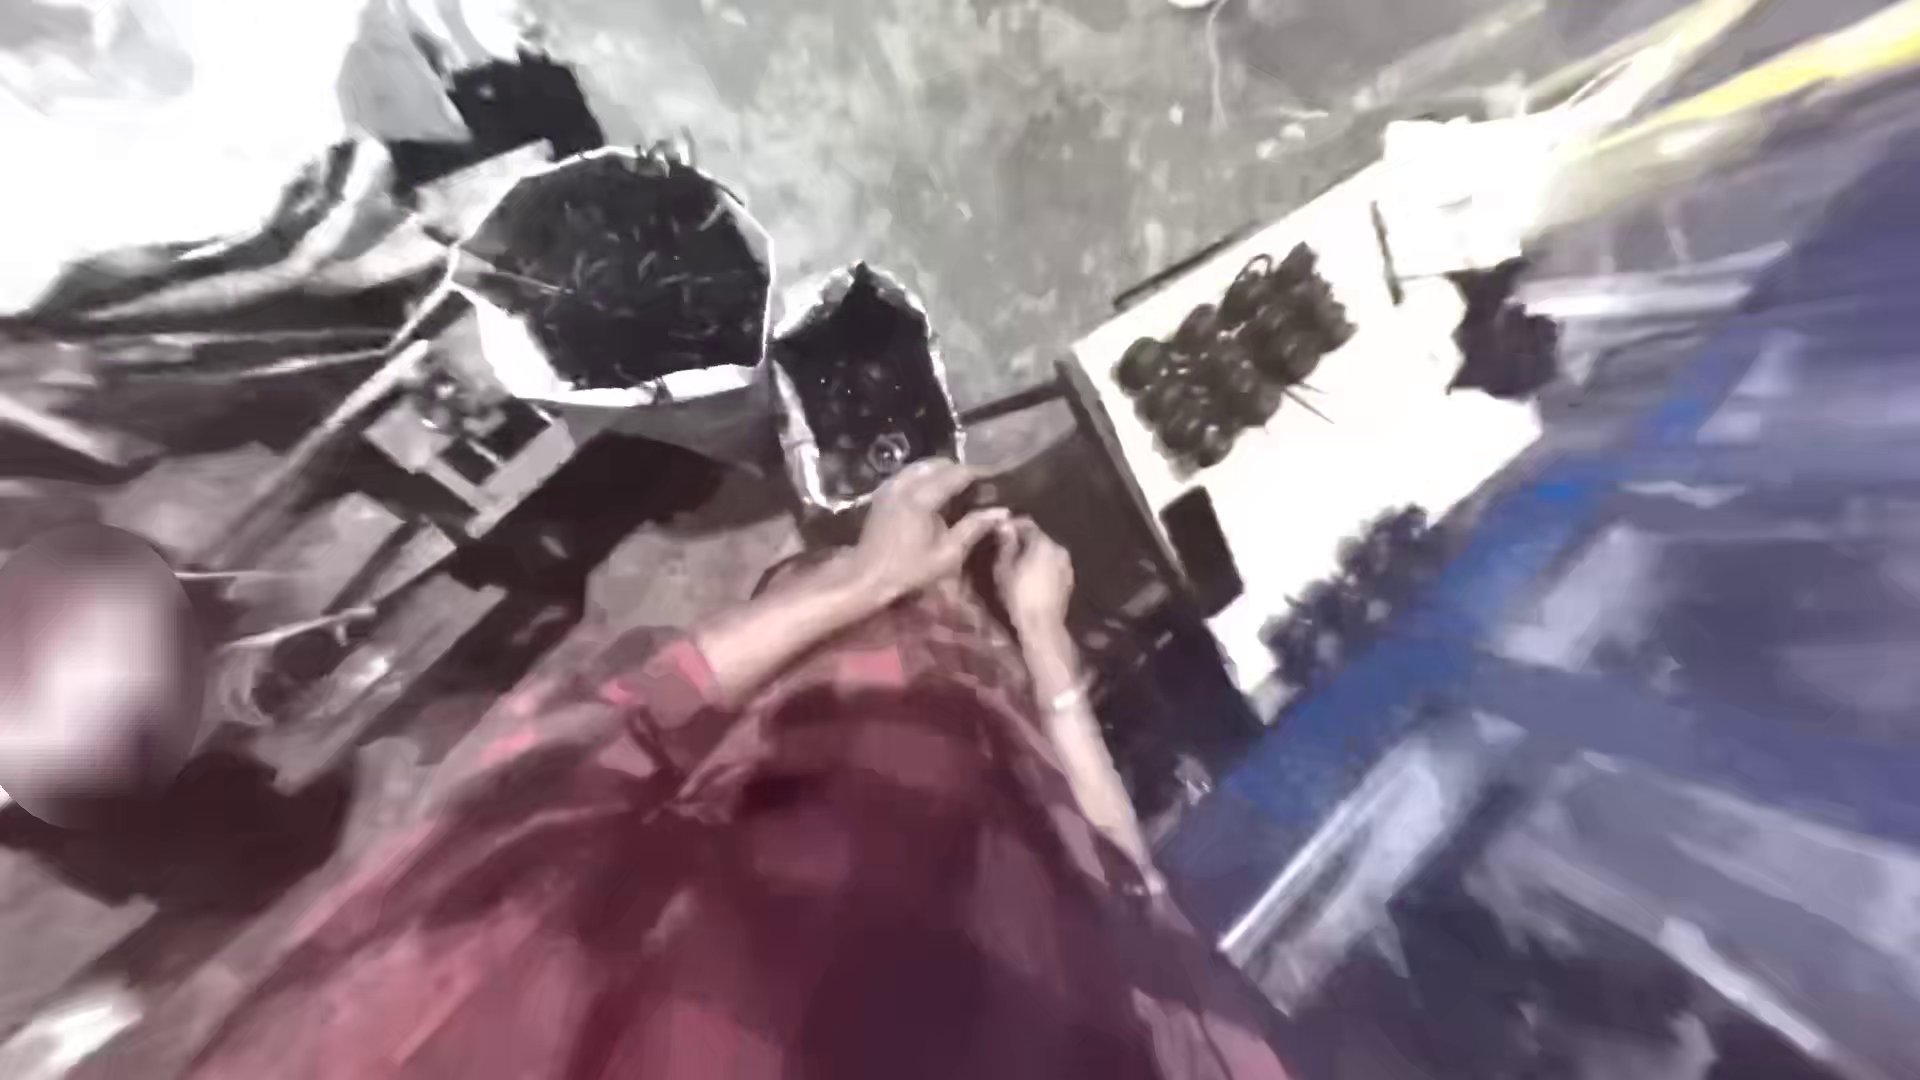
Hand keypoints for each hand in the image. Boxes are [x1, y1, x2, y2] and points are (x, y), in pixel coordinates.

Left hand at [853, 458, 1007, 601]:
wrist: (866, 577)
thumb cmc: (908, 571)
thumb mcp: (947, 555)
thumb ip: (973, 528)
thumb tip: (1001, 511)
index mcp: (921, 499)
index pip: (957, 473)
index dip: (979, 473)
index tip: (997, 477)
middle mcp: (904, 484)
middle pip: (940, 464)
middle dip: (961, 471)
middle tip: (980, 486)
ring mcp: (890, 486)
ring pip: (923, 465)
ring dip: (943, 472)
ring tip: (960, 488)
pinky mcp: (883, 492)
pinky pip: (909, 473)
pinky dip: (926, 476)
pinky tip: (936, 492)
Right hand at [994, 517, 1074, 634]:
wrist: (1042, 626)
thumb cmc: (1018, 595)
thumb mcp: (1004, 568)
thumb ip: (1006, 543)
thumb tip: (1005, 524)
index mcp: (1043, 542)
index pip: (1026, 523)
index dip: (1011, 524)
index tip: (999, 530)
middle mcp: (1059, 549)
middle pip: (1038, 537)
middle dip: (1023, 540)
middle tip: (1006, 549)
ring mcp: (1067, 565)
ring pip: (1046, 552)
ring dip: (1033, 554)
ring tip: (1018, 565)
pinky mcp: (1069, 580)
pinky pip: (1053, 566)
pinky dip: (1042, 566)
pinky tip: (1031, 578)